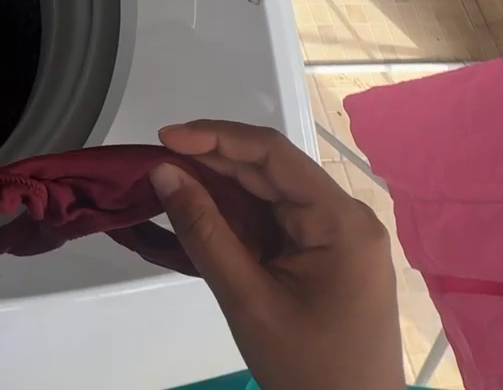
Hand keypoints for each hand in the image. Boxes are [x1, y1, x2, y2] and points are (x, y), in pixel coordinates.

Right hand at [150, 120, 402, 389]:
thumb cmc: (310, 369)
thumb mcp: (248, 299)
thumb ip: (203, 229)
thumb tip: (163, 170)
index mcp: (340, 220)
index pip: (271, 153)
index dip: (214, 136)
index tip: (164, 137)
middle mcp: (344, 217)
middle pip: (268, 169)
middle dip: (211, 161)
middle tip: (158, 163)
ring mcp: (337, 235)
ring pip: (267, 191)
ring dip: (219, 186)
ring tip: (170, 183)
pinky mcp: (324, 253)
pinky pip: (273, 216)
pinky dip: (235, 212)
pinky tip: (201, 210)